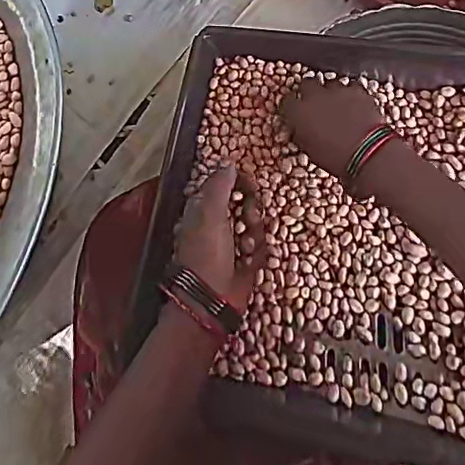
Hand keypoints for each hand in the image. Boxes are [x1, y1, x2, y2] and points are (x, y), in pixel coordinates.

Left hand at [174, 165, 264, 311]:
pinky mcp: (247, 260)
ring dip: (255, 233)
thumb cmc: (205, 253)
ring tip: (246, 246)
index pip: (225, 184)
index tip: (249, 185)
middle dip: (251, 211)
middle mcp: (218, 222)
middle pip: (246, 203)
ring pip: (256, 224)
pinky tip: (250, 259)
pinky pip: (262, 245)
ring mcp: (233, 241)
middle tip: (248, 220)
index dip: (239, 183)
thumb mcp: (209, 213)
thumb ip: (219, 186)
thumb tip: (229, 165)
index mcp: (202, 207)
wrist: (212, 299)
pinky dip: (258, 251)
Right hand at [279, 78, 393, 189]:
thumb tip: (302, 131)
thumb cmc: (337, 159)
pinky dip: (352, 95)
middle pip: (307, 84)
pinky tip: (355, 105)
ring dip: (332, 92)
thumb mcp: (311, 152)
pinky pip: (351, 88)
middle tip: (315, 103)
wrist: (368, 153)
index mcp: (298, 113)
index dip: (292, 108)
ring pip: (330, 84)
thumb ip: (303, 135)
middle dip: (310, 91)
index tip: (295, 113)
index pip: (287, 103)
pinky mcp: (357, 91)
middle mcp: (314, 97)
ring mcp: (336, 91)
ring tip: (338, 104)